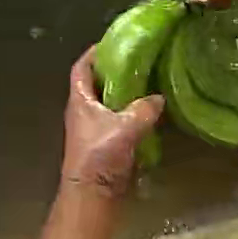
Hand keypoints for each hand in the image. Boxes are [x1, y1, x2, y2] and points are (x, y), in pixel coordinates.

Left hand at [63, 47, 164, 198]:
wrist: (91, 195)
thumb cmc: (100, 155)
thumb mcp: (125, 128)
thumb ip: (143, 110)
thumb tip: (157, 98)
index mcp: (79, 99)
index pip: (81, 67)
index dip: (93, 53)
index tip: (111, 43)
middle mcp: (81, 110)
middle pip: (94, 83)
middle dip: (112, 71)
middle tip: (136, 61)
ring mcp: (90, 128)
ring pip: (105, 102)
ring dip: (122, 93)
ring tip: (145, 83)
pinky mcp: (101, 143)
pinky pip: (114, 120)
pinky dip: (128, 114)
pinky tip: (146, 113)